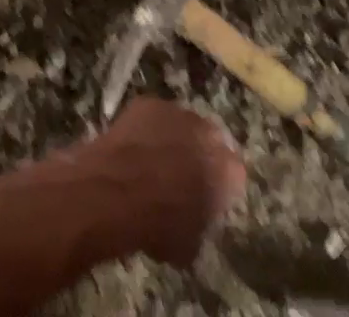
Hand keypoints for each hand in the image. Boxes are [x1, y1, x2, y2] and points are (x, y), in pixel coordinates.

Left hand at [80, 98, 245, 265]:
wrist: (115, 193)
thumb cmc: (157, 225)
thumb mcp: (187, 244)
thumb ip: (199, 227)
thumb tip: (193, 226)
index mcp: (228, 170)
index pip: (234, 176)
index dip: (218, 187)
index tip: (204, 197)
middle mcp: (211, 134)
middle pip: (210, 143)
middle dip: (198, 157)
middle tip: (178, 177)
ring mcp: (179, 112)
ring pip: (181, 125)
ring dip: (173, 139)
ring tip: (151, 160)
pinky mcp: (149, 103)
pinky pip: (152, 117)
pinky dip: (146, 129)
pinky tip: (131, 147)